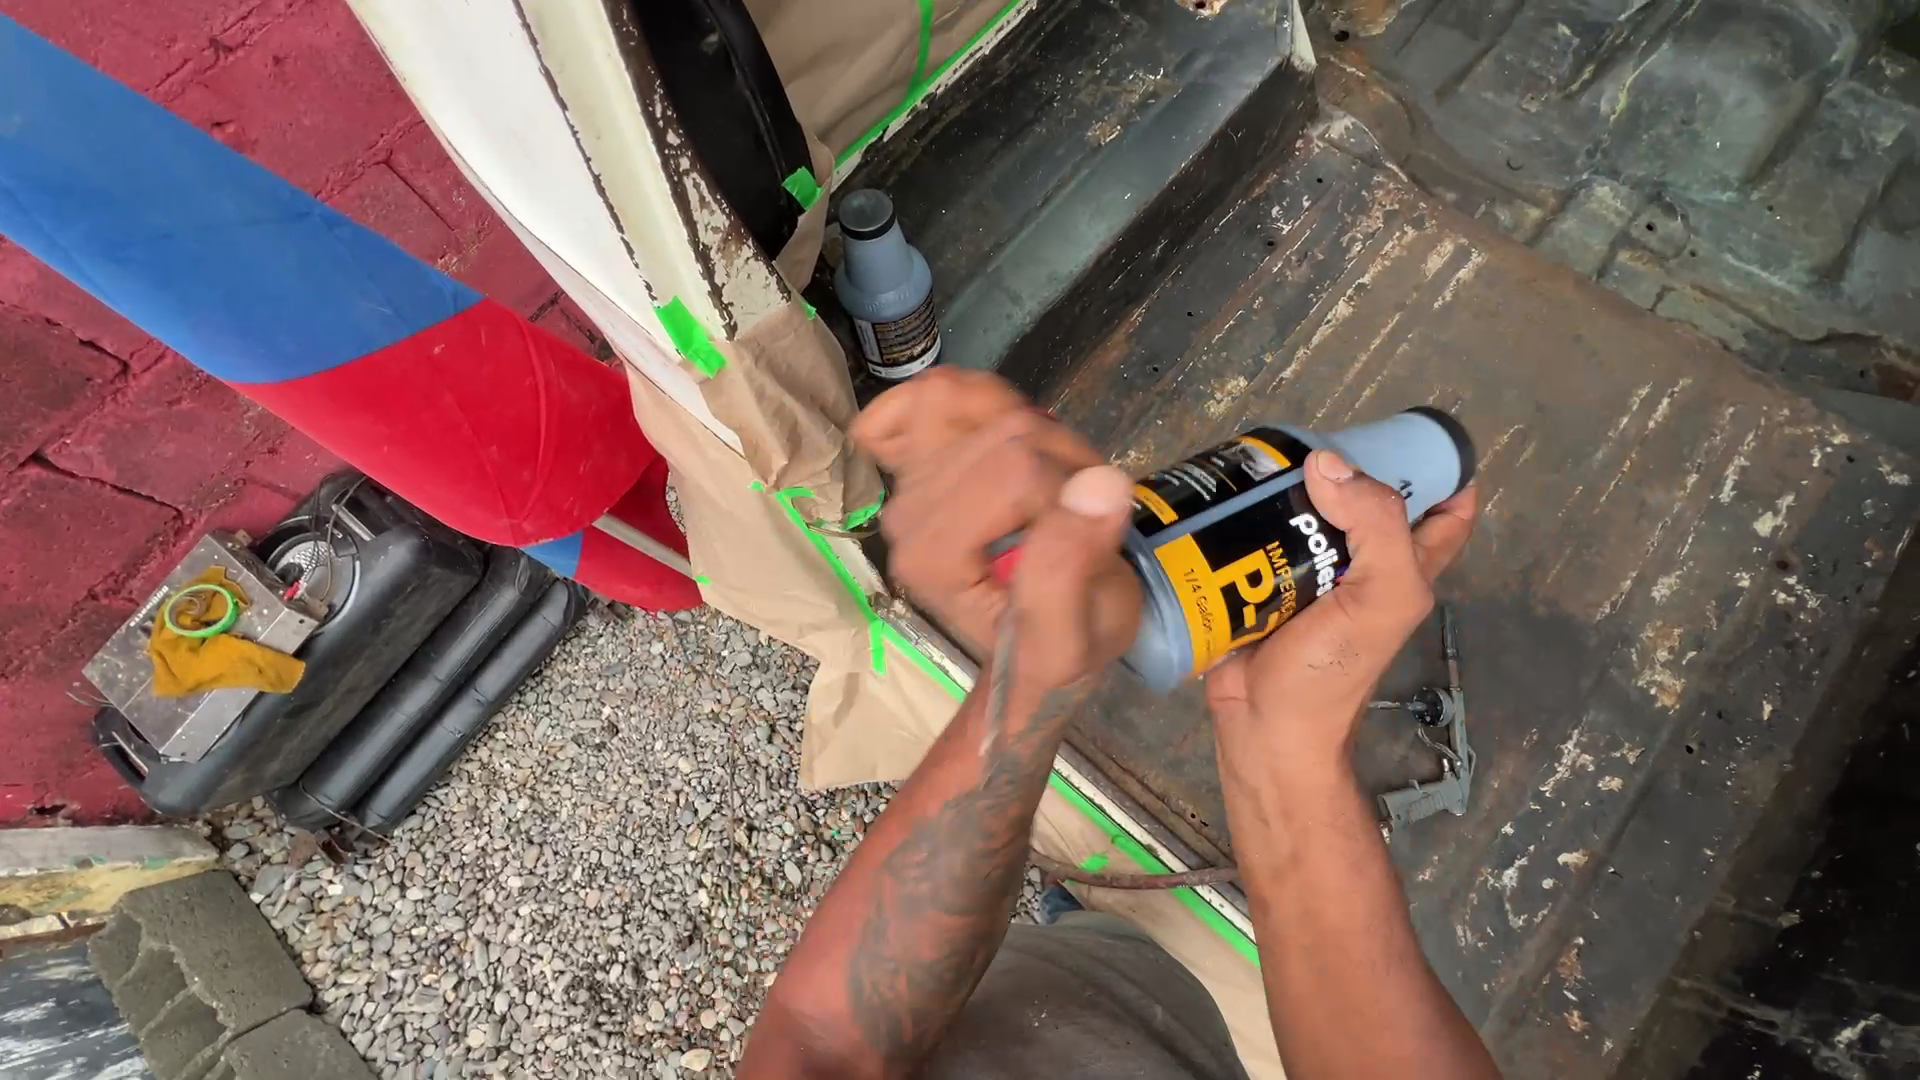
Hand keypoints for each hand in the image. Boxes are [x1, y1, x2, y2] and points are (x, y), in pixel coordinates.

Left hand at [852, 370, 1143, 702]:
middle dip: (1064, 462)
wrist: (1027, 647)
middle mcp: (907, 514)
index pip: (1020, 473)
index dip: (1069, 494)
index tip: (1084, 534)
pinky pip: (934, 392)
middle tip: (1079, 511)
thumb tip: (1096, 485)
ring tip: (1055, 483)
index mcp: (935, 558)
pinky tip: (1004, 432)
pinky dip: (977, 397)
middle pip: (1006, 434)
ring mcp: (906, 482)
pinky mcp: (913, 458)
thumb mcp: (1074, 638)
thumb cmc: (1051, 647)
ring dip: (1039, 432)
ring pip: (982, 405)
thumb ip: (1071, 571)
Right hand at [1205, 449, 1476, 770]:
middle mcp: (1357, 567)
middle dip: (1342, 469)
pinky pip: (1254, 540)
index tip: (1410, 436)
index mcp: (1403, 570)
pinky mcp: (1256, 584)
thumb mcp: (1380, 597)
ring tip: (1254, 457)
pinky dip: (1243, 517)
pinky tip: (1222, 496)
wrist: (1262, 721)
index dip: (1444, 474)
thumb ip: (1376, 527)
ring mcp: (1303, 577)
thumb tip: (1326, 462)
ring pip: (1302, 517)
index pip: (1445, 516)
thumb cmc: (1330, 670)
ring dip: (1283, 490)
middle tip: (1305, 438)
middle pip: (1360, 503)